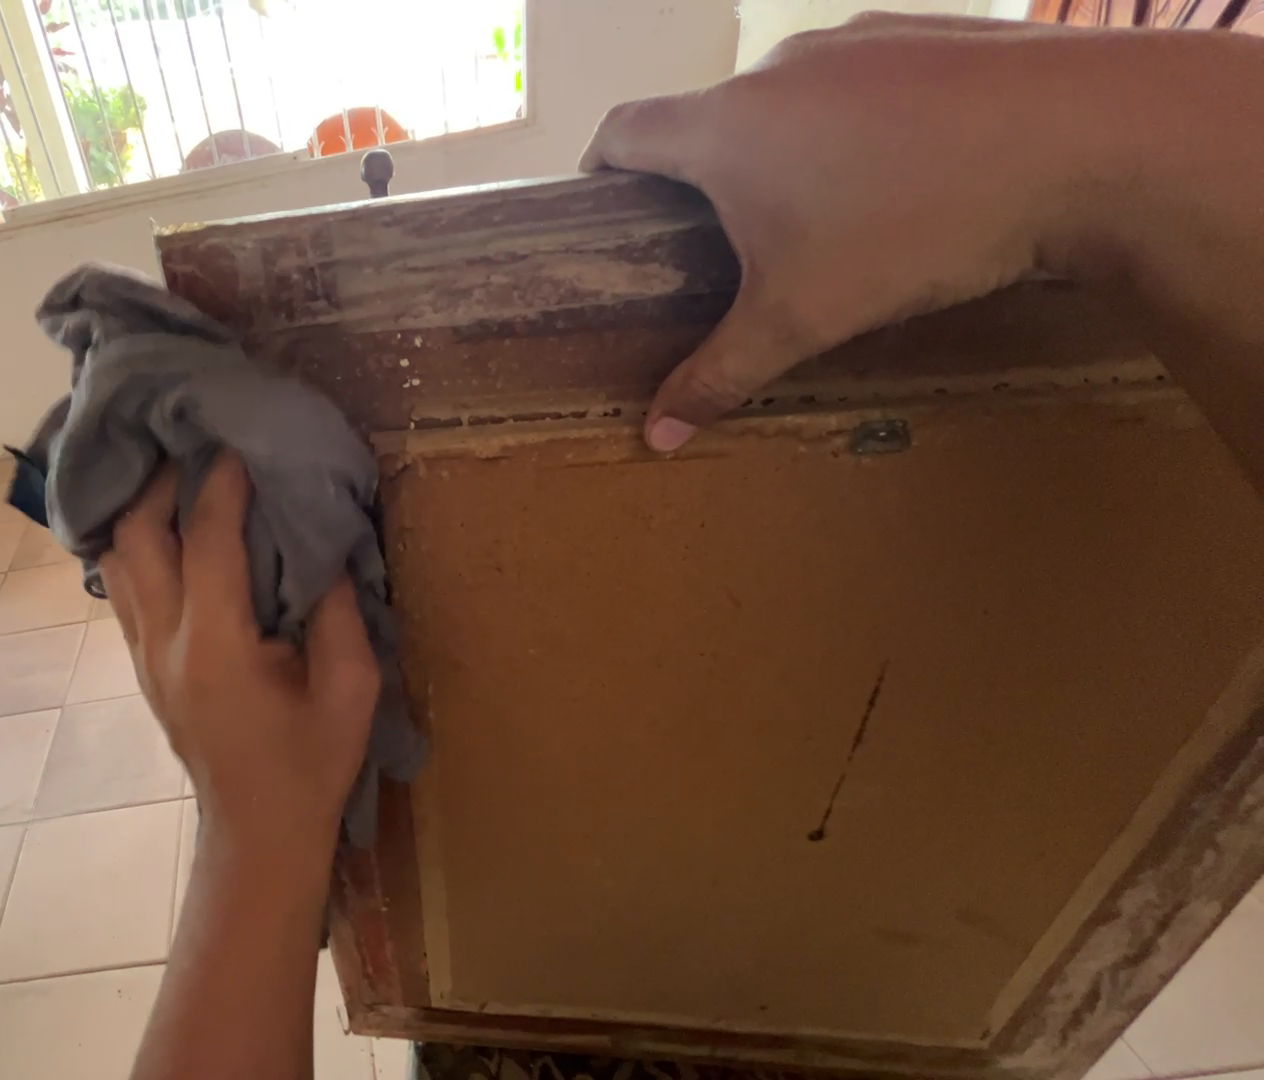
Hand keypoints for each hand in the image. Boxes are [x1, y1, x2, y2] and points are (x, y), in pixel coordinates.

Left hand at [98, 453, 379, 849]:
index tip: (237, 443)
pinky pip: (123, 586)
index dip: (221, 484)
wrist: (256, 830)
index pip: (208, 541)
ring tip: (178, 482)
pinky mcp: (141, 663)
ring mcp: (143, 655)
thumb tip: (325, 548)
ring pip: (117, 559)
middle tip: (197, 451)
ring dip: (141, 511)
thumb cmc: (309, 765)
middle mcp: (164, 643)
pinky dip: (138, 546)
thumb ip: (340, 614)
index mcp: (217, 649)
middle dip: (160, 484)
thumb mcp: (351, 691)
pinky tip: (170, 531)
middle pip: (135, 538)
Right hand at [580, 14, 1159, 451]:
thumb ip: (716, 377)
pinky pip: (848, 78)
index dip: (598, 165)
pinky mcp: (927, 31)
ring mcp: (858, 38)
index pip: (624, 128)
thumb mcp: (800, 320)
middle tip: (706, 238)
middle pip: (699, 118)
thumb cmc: (915, 230)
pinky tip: (881, 169)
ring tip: (799, 208)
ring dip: (765, 147)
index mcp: (726, 129)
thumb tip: (655, 439)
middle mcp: (778, 69)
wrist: (1108, 140)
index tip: (601, 205)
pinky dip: (836, 121)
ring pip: (777, 96)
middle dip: (688, 174)